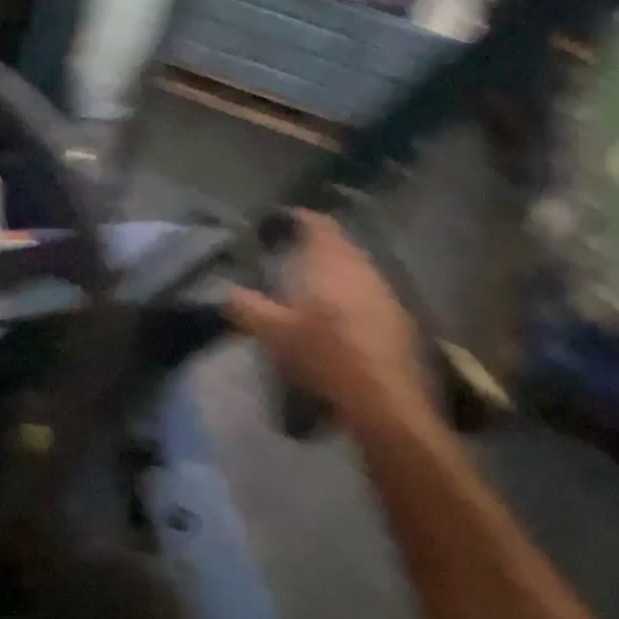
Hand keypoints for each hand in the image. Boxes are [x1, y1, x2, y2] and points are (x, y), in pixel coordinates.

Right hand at [227, 210, 432, 425]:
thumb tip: (219, 289)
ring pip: (353, 269)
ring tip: (306, 293)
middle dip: (310, 250)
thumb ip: (244, 306)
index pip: (315, 221)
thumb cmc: (323, 355)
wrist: (384, 398)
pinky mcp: (398, 317)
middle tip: (283, 262)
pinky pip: (367, 294)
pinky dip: (348, 299)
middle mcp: (361, 265)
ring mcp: (385, 290)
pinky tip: (335, 320)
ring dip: (331, 275)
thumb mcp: (272, 333)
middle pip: (335, 244)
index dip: (293, 219)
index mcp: (330, 259)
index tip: (272, 227)